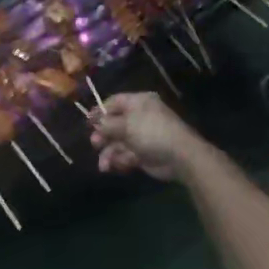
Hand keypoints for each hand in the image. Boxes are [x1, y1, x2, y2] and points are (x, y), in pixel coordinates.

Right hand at [88, 92, 202, 181]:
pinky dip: (119, 160)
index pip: (114, 102)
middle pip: (113, 124)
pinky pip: (125, 154)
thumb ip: (107, 123)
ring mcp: (141, 136)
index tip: (87, 122)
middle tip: (95, 143)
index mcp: (138, 103)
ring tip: (104, 165)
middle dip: (103, 136)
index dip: (100, 111)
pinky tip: (117, 166)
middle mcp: (139, 117)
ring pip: (117, 142)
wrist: (180, 156)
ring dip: (109, 153)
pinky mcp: (143, 153)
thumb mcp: (126, 125)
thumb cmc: (152, 132)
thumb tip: (94, 121)